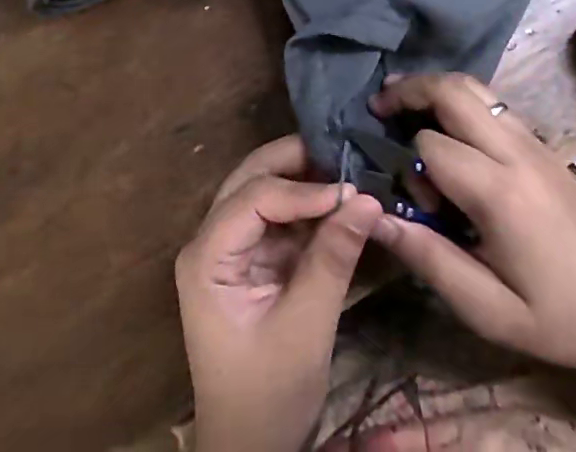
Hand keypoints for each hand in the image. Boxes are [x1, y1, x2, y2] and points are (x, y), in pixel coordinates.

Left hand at [176, 136, 382, 451]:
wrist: (250, 445)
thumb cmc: (269, 393)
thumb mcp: (306, 328)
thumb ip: (333, 258)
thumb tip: (368, 198)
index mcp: (207, 257)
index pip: (253, 198)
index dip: (303, 189)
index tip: (351, 191)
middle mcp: (212, 241)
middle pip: (252, 179)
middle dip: (298, 161)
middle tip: (347, 152)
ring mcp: (232, 248)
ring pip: (267, 191)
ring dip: (307, 179)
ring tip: (351, 170)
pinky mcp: (254, 260)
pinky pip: (282, 218)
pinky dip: (312, 208)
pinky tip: (342, 203)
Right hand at [367, 74, 575, 375]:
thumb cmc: (554, 317)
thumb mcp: (485, 308)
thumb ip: (427, 258)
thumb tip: (375, 218)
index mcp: (502, 194)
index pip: (433, 144)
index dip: (408, 166)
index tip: (416, 202)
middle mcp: (518, 153)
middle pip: (454, 92)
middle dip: (409, 90)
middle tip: (378, 108)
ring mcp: (534, 142)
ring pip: (475, 87)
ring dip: (433, 87)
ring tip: (399, 104)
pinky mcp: (542, 144)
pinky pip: (492, 103)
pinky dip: (458, 99)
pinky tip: (441, 123)